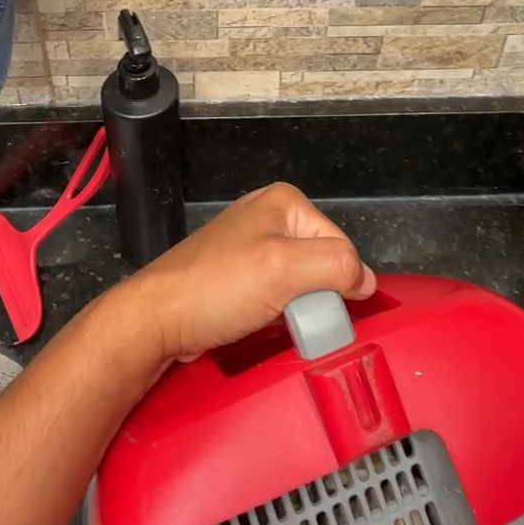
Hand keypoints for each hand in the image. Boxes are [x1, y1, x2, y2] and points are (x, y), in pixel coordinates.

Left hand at [113, 182, 375, 364]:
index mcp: (284, 202)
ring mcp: (252, 244)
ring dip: (295, 308)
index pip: (340, 245)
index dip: (335, 283)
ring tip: (271, 321)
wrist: (156, 319)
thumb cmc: (215, 288)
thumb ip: (335, 266)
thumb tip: (367, 280)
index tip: (310, 307)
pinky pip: (278, 293)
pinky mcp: (239, 273)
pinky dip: (278, 312)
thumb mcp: (285, 270)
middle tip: (289, 316)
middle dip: (313, 296)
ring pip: (301, 282)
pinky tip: (260, 322)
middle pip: (322, 263)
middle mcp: (270, 215)